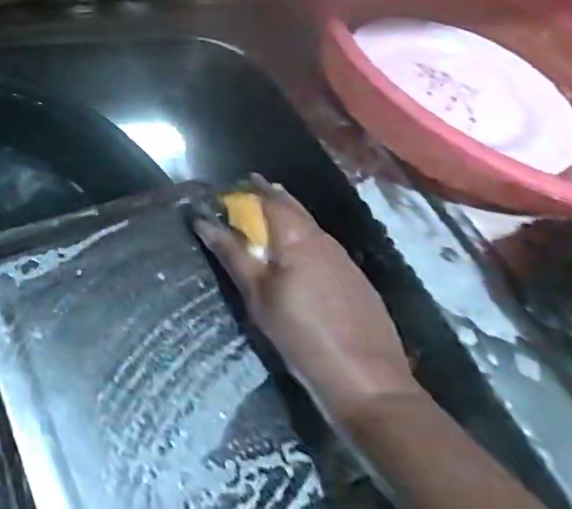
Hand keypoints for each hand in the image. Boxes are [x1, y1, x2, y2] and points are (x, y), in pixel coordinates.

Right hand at [194, 176, 418, 414]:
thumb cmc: (302, 336)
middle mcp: (323, 239)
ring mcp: (344, 260)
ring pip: (310, 227)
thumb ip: (233, 255)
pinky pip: (324, 247)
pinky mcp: (357, 281)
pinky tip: (298, 259)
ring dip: (288, 219)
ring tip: (267, 224)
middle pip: (293, 207)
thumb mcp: (258, 298)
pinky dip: (305, 242)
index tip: (230, 188)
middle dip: (270, 198)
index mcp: (297, 237)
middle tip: (247, 197)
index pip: (269, 198)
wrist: (369, 383)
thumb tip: (202, 220)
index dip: (249, 189)